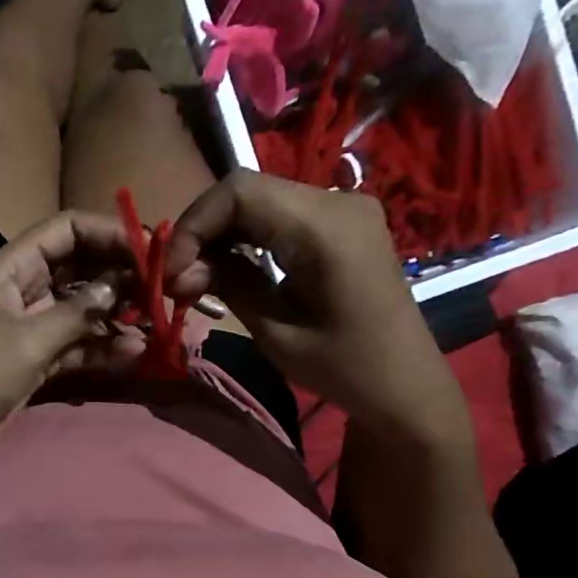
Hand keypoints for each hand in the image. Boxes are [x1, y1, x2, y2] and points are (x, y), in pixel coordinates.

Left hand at [0, 211, 137, 476]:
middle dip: (119, 276)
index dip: (106, 233)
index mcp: (11, 268)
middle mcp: (26, 288)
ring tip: (152, 325)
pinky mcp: (41, 356)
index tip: (146, 249)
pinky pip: (79, 343)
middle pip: (81, 267)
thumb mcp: (28, 341)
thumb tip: (119, 287)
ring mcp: (34, 324)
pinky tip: (132, 352)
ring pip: (85, 308)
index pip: (66, 231)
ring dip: (117, 315)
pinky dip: (103, 346)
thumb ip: (77, 313)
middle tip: (160, 289)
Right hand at [166, 172, 445, 438]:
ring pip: (260, 202)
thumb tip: (182, 268)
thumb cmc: (346, 370)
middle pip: (247, 192)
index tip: (172, 273)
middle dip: (203, 233)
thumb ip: (230, 285)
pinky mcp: (343, 225)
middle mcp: (338, 202)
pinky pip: (281, 217)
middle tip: (179, 283)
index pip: (239, 192)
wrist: (406, 386)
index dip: (194, 225)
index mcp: (326, 227)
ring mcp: (344, 210)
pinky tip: (230, 269)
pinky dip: (247, 239)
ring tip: (198, 281)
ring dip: (221, 236)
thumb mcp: (278, 334)